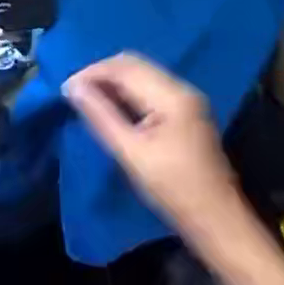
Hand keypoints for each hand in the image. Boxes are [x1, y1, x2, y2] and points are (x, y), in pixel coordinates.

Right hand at [63, 53, 241, 238]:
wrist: (217, 219)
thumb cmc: (173, 190)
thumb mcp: (132, 154)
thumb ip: (102, 117)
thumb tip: (74, 88)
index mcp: (171, 94)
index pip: (126, 67)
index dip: (93, 72)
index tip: (65, 87)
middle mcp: (181, 87)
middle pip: (135, 65)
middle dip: (102, 73)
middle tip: (74, 92)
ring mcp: (186, 98)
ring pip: (143, 74)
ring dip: (114, 81)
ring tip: (88, 98)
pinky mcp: (185, 111)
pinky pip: (151, 88)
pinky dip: (129, 92)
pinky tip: (113, 106)